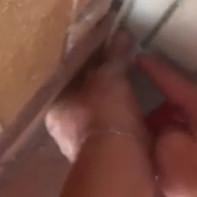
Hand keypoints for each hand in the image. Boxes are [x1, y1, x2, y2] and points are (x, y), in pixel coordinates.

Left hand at [45, 29, 145, 160]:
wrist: (120, 160)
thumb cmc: (106, 113)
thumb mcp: (111, 77)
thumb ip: (115, 57)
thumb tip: (122, 33)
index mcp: (55, 108)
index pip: (70, 83)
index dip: (89, 69)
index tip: (106, 59)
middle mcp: (62, 131)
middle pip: (84, 103)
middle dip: (103, 92)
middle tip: (124, 76)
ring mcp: (83, 150)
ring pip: (100, 122)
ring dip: (115, 112)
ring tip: (135, 97)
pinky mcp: (105, 163)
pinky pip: (115, 137)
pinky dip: (125, 128)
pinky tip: (141, 119)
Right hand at [136, 55, 196, 196]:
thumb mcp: (169, 154)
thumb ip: (159, 129)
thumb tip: (159, 125)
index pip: (172, 78)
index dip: (150, 69)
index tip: (131, 57)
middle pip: (180, 98)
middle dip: (154, 102)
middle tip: (125, 108)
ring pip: (187, 117)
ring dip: (165, 123)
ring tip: (139, 134)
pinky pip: (195, 132)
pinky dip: (177, 137)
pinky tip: (160, 150)